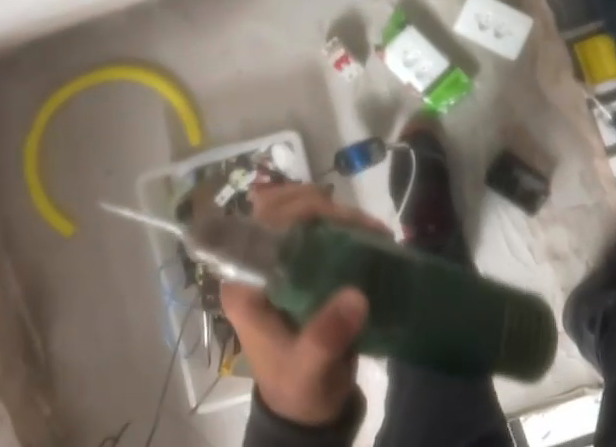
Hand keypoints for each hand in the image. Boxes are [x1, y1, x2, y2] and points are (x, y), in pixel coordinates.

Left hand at [220, 184, 386, 426]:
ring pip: (297, 213)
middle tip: (363, 224)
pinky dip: (340, 224)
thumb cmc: (300, 388)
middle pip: (278, 209)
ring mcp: (277, 262)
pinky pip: (314, 229)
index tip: (338, 218)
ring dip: (334, 212)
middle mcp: (255, 266)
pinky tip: (368, 233)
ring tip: (370, 228)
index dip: (296, 211)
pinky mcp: (299, 265)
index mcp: (244, 285)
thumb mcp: (310, 370)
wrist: (309, 409)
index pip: (261, 227)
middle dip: (321, 206)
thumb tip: (357, 297)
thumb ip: (325, 338)